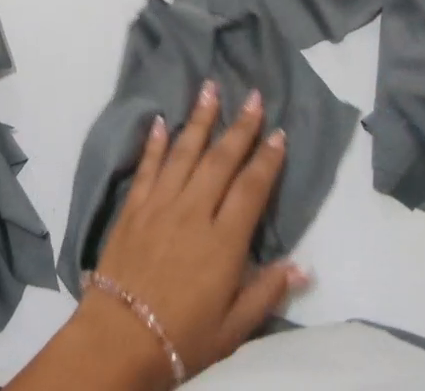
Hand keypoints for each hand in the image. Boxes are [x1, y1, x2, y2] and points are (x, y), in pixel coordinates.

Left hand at [8, 81, 304, 390]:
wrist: (120, 336)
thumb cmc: (183, 335)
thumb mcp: (235, 327)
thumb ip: (268, 292)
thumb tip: (304, 267)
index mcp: (223, 241)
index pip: (251, 189)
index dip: (267, 160)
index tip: (278, 133)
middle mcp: (193, 212)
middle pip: (221, 160)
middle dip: (240, 126)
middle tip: (253, 96)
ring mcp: (160, 205)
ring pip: (184, 153)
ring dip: (199, 119)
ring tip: (210, 87)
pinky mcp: (133, 207)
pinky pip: (147, 166)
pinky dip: (154, 142)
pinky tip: (159, 120)